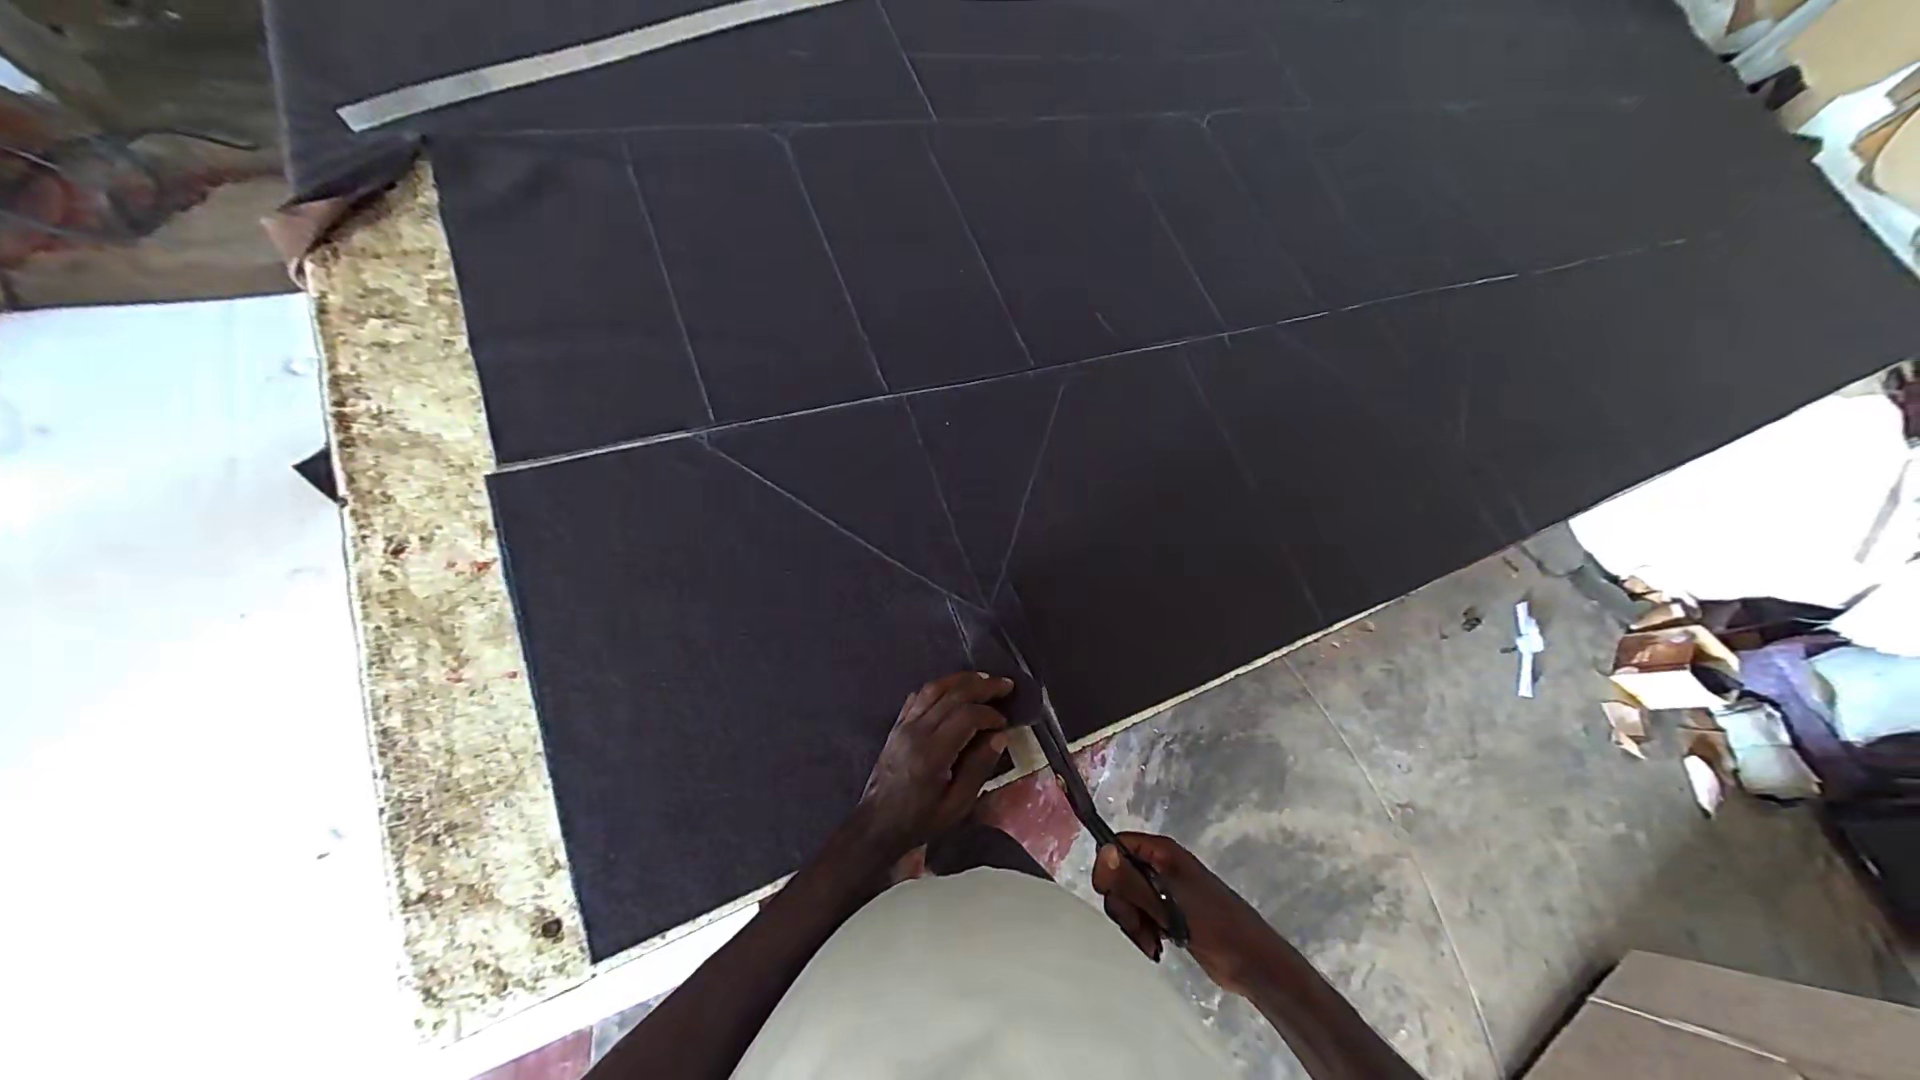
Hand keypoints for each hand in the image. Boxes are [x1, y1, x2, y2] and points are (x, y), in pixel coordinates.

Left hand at [844, 672, 1012, 864]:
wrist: (877, 824)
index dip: (989, 714)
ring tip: (983, 679)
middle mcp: (916, 732)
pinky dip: (938, 688)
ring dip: (960, 679)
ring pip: (933, 689)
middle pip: (952, 694)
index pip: (966, 716)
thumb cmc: (920, 820)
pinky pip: (917, 697)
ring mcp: (903, 726)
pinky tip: (952, 690)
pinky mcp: (896, 726)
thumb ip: (978, 768)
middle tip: (1005, 685)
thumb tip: (999, 737)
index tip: (1004, 722)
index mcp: (932, 753)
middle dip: (982, 686)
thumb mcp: (957, 806)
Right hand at [1092, 832, 1284, 996]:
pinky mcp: (1166, 913)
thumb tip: (1102, 852)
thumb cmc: (1215, 926)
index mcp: (1162, 852)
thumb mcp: (1168, 904)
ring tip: (1153, 942)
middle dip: (1124, 905)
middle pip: (1118, 875)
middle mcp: (1159, 865)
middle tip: (1140, 925)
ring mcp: (1162, 890)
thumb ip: (1132, 881)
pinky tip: (1156, 947)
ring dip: (1133, 923)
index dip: (1108, 868)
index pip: (1117, 845)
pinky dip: (1141, 932)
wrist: (1253, 964)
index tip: (1111, 894)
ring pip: (1126, 899)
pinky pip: (1138, 916)